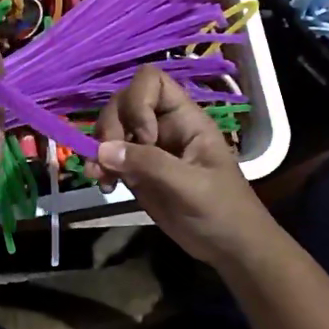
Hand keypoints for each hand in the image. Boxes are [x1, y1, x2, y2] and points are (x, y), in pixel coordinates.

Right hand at [87, 66, 275, 268]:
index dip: (138, 101)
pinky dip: (100, 166)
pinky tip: (104, 185)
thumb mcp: (191, 186)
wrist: (229, 246)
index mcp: (185, 118)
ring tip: (100, 177)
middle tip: (108, 160)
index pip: (152, 81)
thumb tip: (102, 149)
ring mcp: (149, 148)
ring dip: (99, 147)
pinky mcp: (138, 171)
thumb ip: (149, 164)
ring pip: (113, 128)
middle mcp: (163, 126)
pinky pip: (110, 156)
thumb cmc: (222, 210)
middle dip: (110, 127)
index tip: (143, 138)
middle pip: (124, 102)